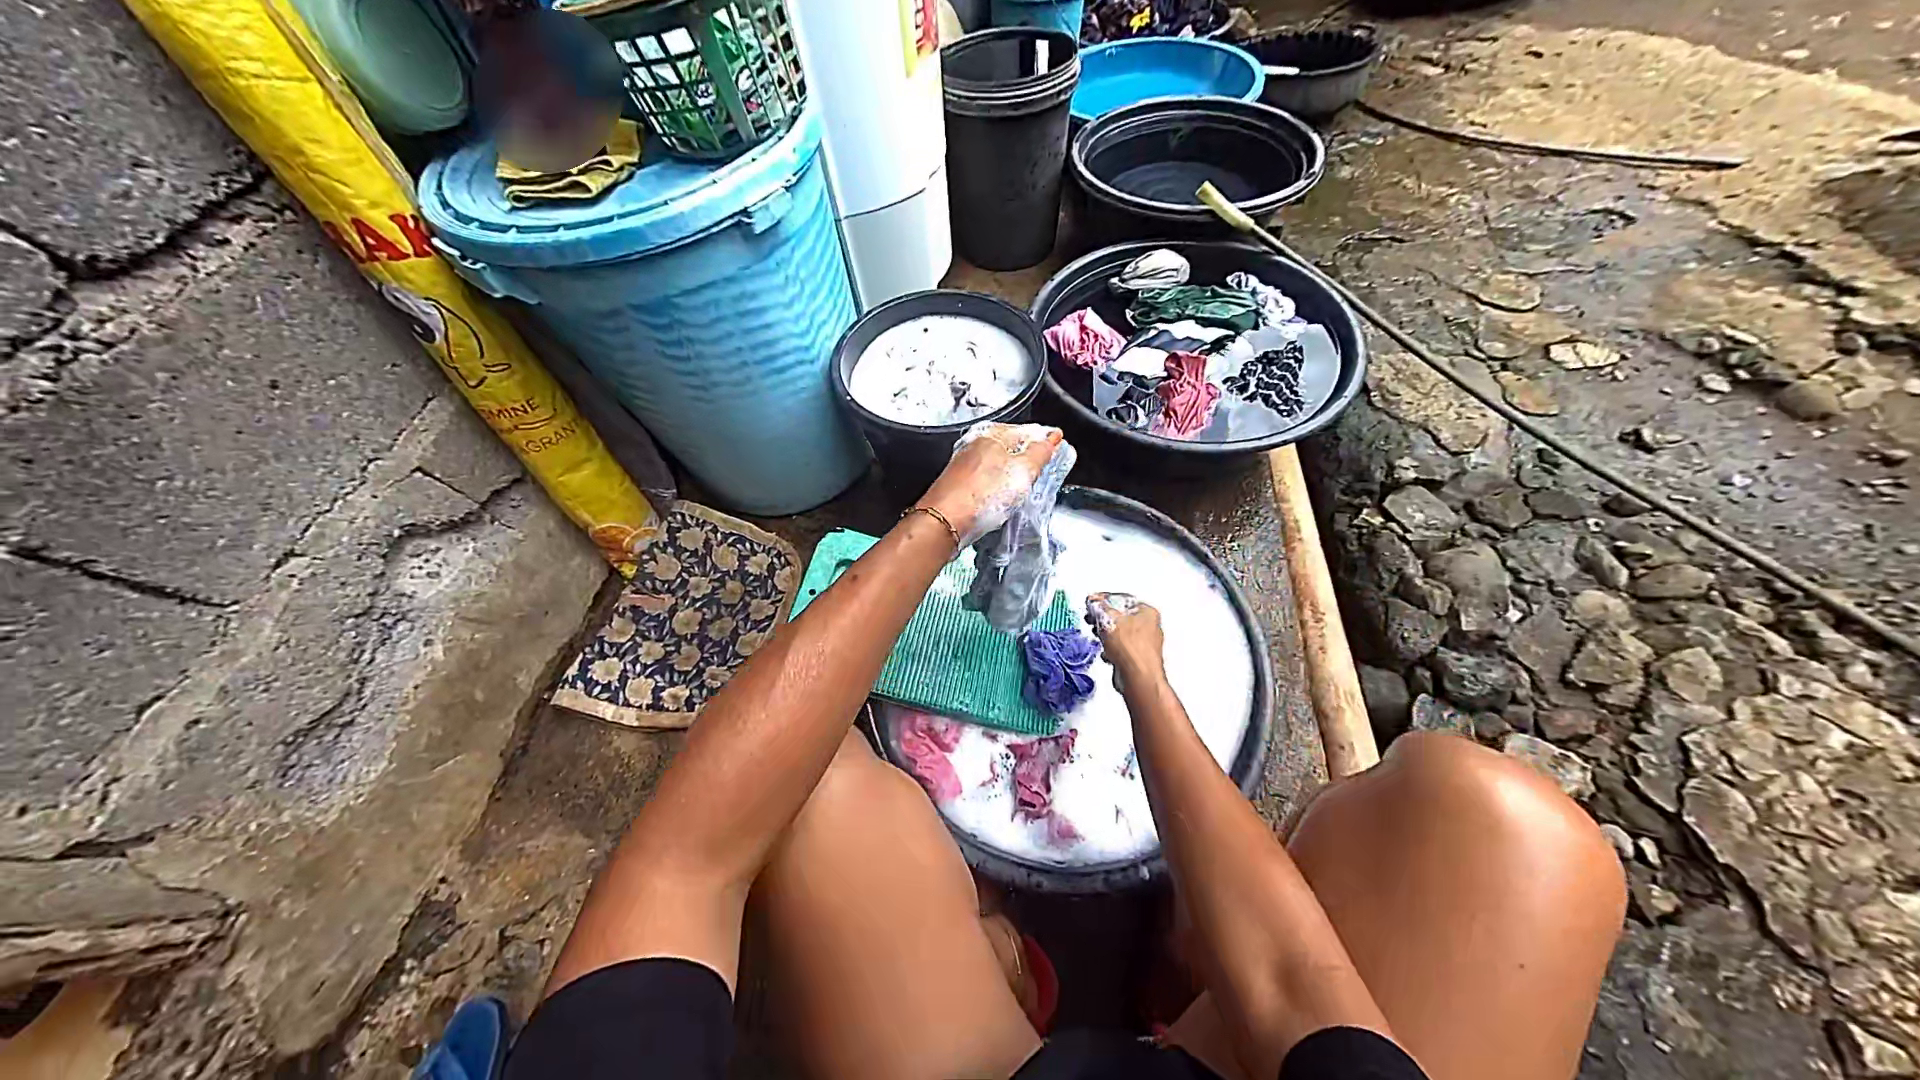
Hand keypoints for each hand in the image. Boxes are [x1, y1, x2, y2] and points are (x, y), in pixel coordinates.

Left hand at [918, 422, 1064, 546]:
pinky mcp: (958, 484)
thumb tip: (1052, 438)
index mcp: (992, 434)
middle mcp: (975, 444)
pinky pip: (985, 478)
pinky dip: (997, 484)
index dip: (1045, 440)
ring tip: (1024, 484)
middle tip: (1043, 466)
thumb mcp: (1023, 472)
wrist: (944, 522)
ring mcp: (965, 464)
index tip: (1056, 446)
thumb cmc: (979, 496)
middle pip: (1010, 446)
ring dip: (1012, 471)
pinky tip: (1001, 496)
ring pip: (997, 462)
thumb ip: (1040, 453)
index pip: (1027, 430)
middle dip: (1028, 455)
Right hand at [1086, 593, 1165, 690]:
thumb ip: (1099, 607)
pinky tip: (1107, 653)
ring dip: (1107, 636)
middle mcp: (1150, 627)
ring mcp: (1144, 644)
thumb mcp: (1108, 620)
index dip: (1105, 600)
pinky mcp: (1137, 659)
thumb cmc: (1131, 648)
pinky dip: (1112, 650)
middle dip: (1104, 620)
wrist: (1137, 677)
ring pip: (1120, 635)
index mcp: (1147, 612)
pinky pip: (1121, 650)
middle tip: (1092, 619)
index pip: (1123, 600)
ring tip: (1098, 636)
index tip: (1093, 602)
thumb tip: (1094, 602)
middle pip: (1121, 618)